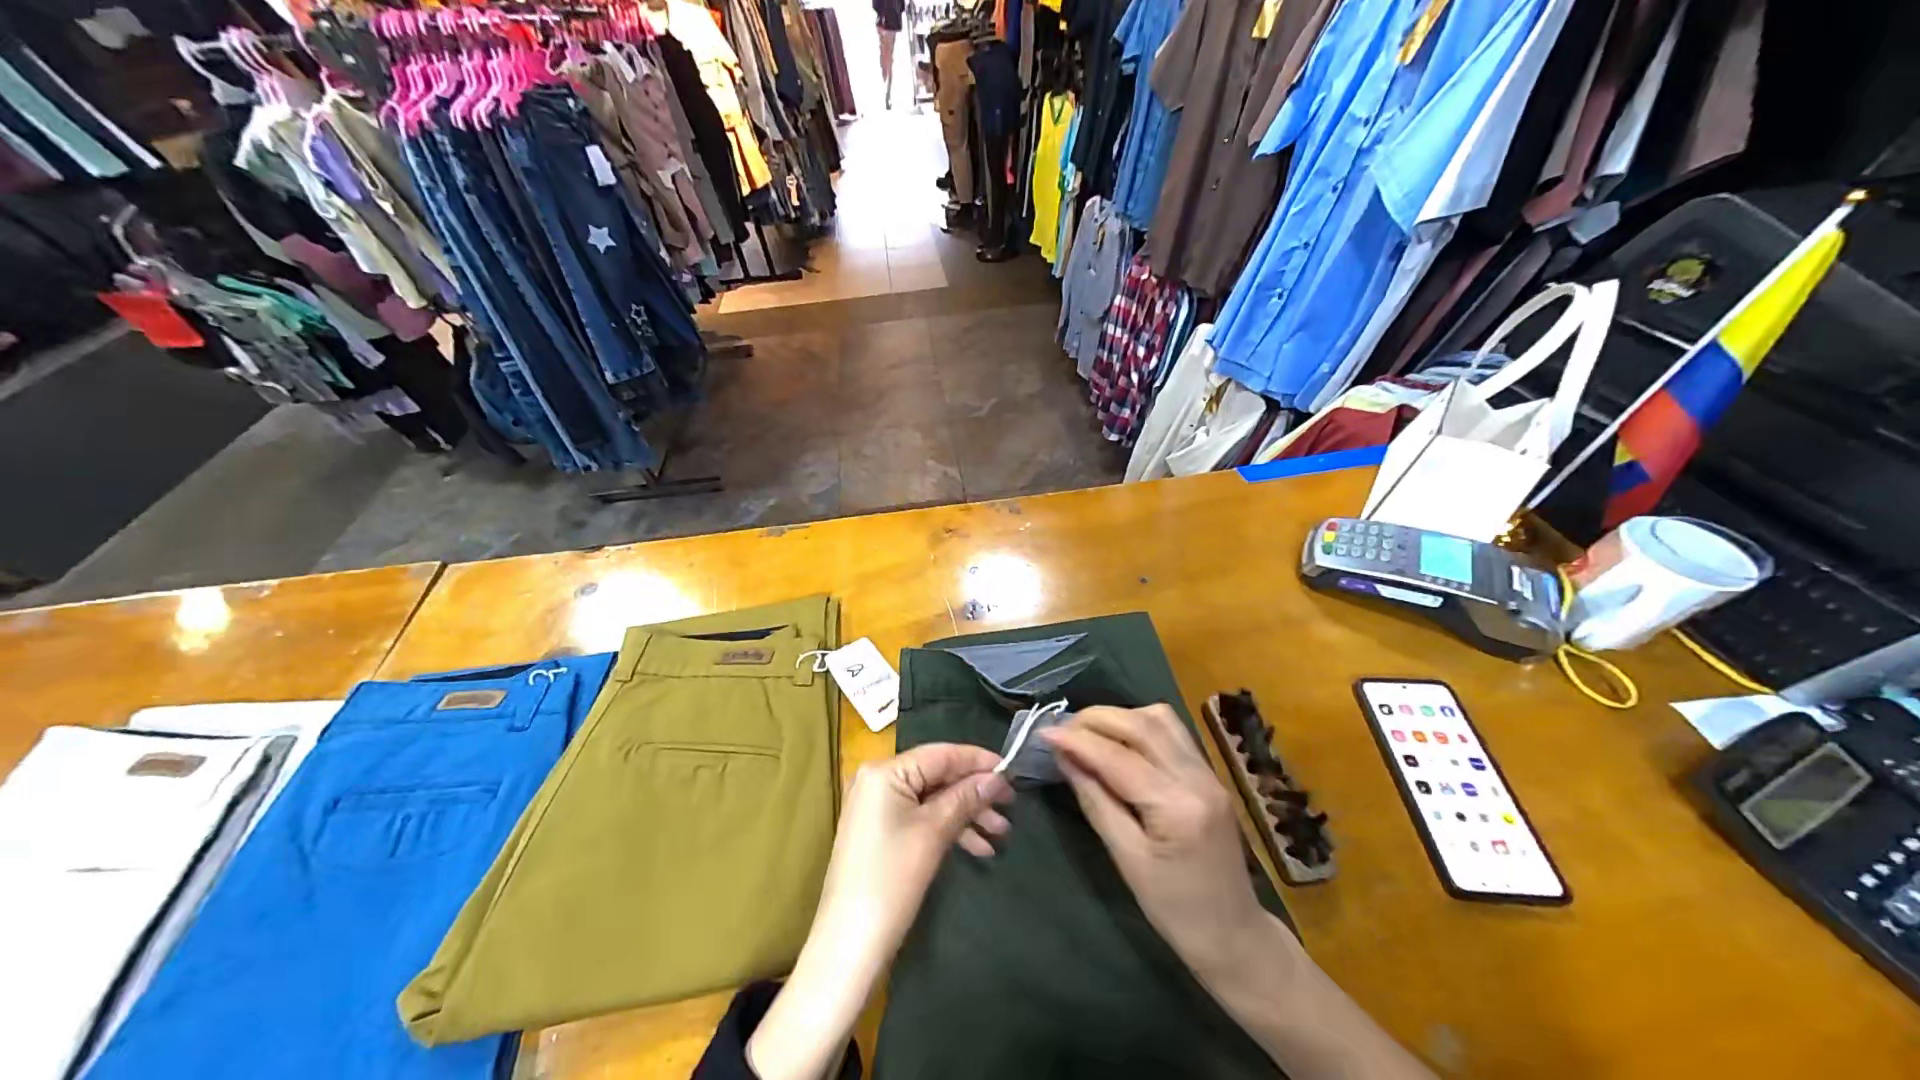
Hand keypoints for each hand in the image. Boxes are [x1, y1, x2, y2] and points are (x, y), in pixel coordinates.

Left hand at [747, 744, 1011, 1079]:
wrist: (850, 941)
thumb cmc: (891, 879)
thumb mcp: (934, 833)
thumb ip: (966, 798)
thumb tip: (998, 777)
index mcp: (885, 771)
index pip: (941, 754)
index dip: (979, 760)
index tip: (1013, 770)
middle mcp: (878, 780)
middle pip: (937, 775)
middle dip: (975, 792)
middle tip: (1011, 807)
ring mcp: (877, 806)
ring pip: (933, 799)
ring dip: (967, 813)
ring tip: (1001, 833)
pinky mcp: (881, 830)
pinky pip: (921, 817)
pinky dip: (949, 829)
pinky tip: (979, 848)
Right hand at [1042, 704, 1265, 979]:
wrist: (1234, 935)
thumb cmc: (1174, 909)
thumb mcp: (1126, 859)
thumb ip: (1095, 801)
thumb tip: (1064, 758)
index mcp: (1177, 806)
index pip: (1118, 757)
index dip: (1077, 740)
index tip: (1043, 733)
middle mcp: (1198, 778)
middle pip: (1142, 724)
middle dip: (1096, 719)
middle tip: (1062, 730)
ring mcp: (1209, 774)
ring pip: (1161, 719)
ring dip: (1120, 718)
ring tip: (1087, 734)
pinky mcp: (1210, 776)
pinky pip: (1173, 733)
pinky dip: (1140, 727)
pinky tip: (1117, 743)